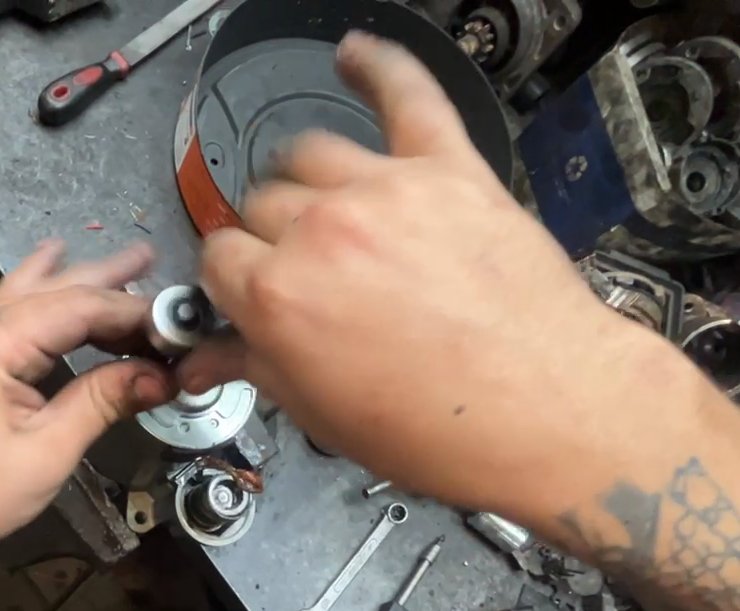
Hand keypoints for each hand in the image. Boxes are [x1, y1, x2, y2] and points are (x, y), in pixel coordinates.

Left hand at [0, 240, 174, 580]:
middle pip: (57, 291)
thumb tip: (162, 376)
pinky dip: (48, 295)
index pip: (78, 307)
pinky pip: (14, 308)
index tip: (176, 322)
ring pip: (35, 293)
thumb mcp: (49, 451)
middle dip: (112, 286)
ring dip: (83, 282)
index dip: (132, 312)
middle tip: (161, 269)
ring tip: (130, 263)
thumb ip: (104, 401)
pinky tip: (57, 261)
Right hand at [182, 32, 711, 522]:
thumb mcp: (317, 410)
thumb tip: (201, 363)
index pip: (217, 259)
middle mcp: (320, 232)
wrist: (538, 411)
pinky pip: (406, 93)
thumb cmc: (428, 426)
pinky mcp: (448, 168)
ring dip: (300, 180)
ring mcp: (385, 190)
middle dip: (265, 239)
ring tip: (315, 206)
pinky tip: (352, 55)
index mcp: (276, 297)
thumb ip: (251, 366)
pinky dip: (377, 66)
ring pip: (308, 153)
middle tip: (292, 270)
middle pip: (258, 206)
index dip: (226, 281)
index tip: (241, 294)